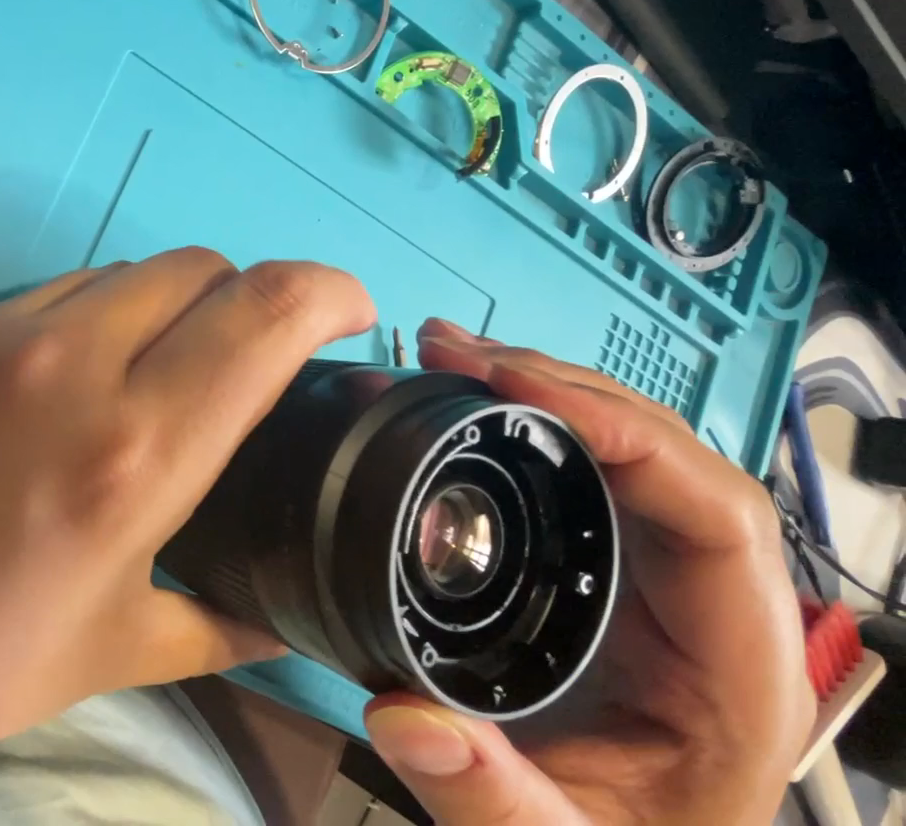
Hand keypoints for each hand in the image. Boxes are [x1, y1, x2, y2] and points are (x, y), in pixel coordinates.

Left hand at [0, 249, 374, 806]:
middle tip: (262, 365)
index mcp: (134, 451)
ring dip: (172, 304)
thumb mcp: (101, 656)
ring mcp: (0, 335)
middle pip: (199, 266)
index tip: (352, 320)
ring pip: (126, 272)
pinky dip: (101, 315)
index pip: (265, 310)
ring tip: (173, 374)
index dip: (329, 293)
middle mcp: (73, 364)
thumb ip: (216, 623)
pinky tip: (87, 381)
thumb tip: (286, 617)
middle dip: (252, 298)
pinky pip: (58, 294)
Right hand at [360, 320, 812, 824]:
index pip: (714, 515)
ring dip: (540, 390)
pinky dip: (520, 425)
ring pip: (622, 457)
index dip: (625, 433)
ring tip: (450, 355)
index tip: (510, 387)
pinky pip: (572, 481)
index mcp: (732, 668)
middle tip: (453, 351)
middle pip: (667, 459)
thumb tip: (399, 713)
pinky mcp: (591, 572)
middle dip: (563, 387)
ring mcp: (645, 582)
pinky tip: (467, 399)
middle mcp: (701, 606)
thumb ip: (491, 801)